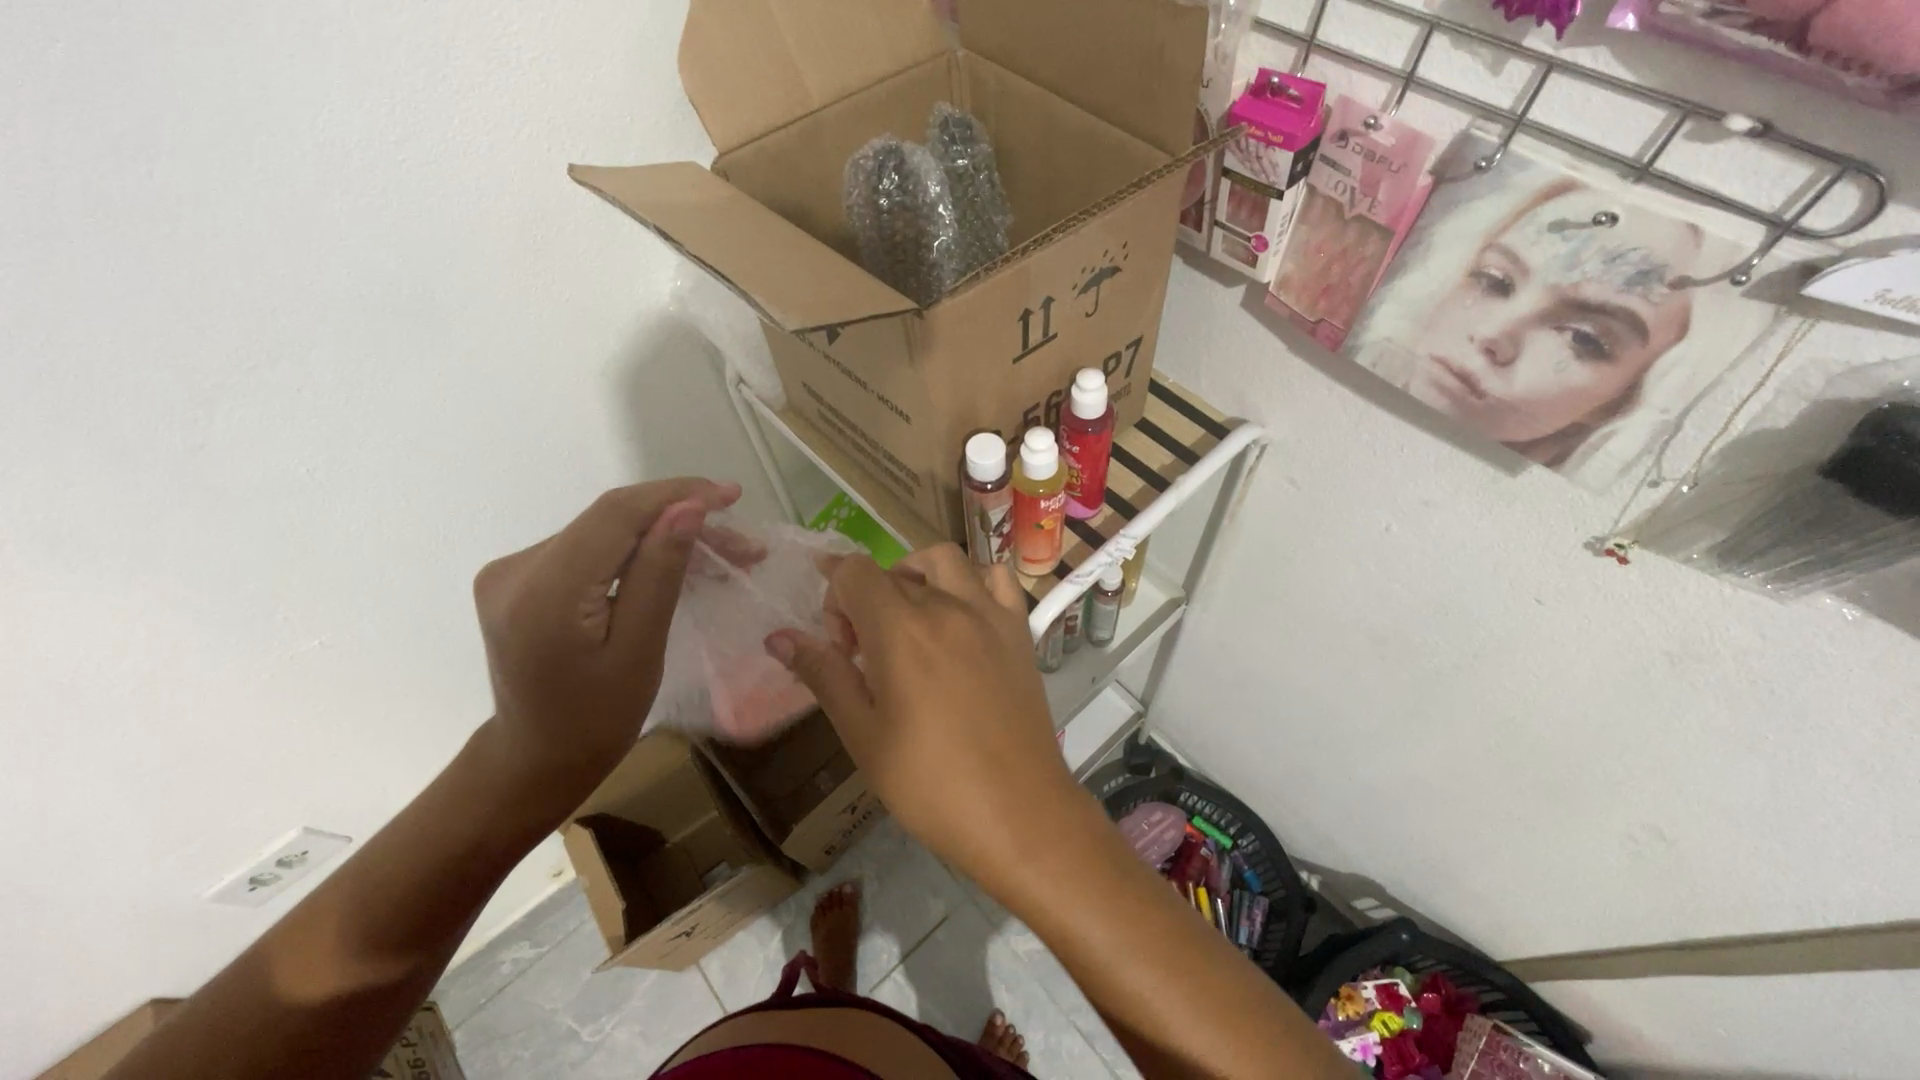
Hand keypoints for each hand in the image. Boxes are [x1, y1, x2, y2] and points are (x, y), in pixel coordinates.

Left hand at [473, 479, 741, 791]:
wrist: (538, 756)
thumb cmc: (599, 719)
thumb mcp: (641, 650)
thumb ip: (659, 573)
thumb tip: (688, 507)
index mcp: (544, 592)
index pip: (615, 515)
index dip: (676, 495)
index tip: (731, 495)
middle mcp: (514, 568)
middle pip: (610, 521)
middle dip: (679, 518)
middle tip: (741, 541)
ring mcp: (510, 570)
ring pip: (603, 532)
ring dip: (661, 535)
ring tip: (722, 553)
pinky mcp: (518, 577)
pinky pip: (588, 549)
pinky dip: (634, 551)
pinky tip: (674, 563)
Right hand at [767, 545, 1076, 885]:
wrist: (1018, 813)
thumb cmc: (930, 784)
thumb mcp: (863, 735)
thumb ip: (824, 675)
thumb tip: (779, 638)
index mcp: (901, 630)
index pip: (855, 572)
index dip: (834, 598)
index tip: (840, 648)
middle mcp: (947, 607)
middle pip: (894, 570)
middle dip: (867, 597)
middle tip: (866, 652)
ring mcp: (990, 615)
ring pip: (946, 561)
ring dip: (916, 575)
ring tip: (910, 619)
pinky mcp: (1021, 632)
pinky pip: (997, 578)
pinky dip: (972, 581)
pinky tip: (963, 616)